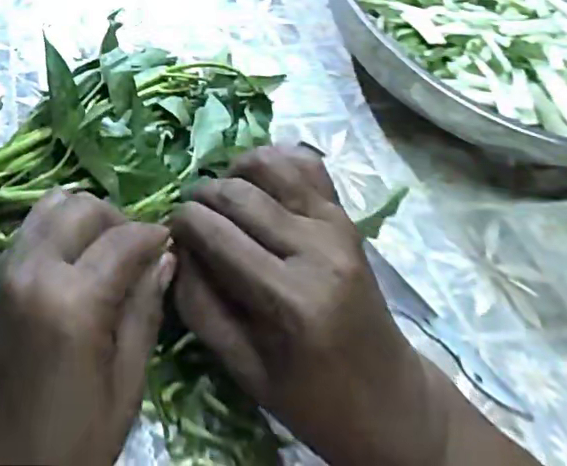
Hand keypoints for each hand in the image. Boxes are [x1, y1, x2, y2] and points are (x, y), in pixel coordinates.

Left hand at [0, 191, 173, 465]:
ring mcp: (9, 264)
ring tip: (106, 250)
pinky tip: (77, 258)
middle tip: (137, 249)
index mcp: (72, 301)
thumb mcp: (125, 385)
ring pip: (50, 204)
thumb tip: (165, 258)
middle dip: (116, 219)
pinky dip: (58, 227)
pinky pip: (31, 226)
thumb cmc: (74, 435)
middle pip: (80, 206)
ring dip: (83, 217)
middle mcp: (35, 268)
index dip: (152, 235)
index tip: (169, 241)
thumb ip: (143, 312)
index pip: (121, 241)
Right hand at [168, 147, 448, 465]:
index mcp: (290, 301)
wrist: (394, 406)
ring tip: (224, 203)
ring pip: (265, 165)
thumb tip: (172, 245)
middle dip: (198, 199)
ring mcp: (337, 229)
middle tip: (192, 223)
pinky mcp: (347, 219)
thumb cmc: (312, 398)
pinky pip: (304, 163)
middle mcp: (317, 253)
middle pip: (232, 192)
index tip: (172, 238)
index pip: (209, 229)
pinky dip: (272, 162)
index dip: (178, 224)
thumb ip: (196, 302)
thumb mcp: (241, 368)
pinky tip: (257, 185)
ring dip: (231, 174)